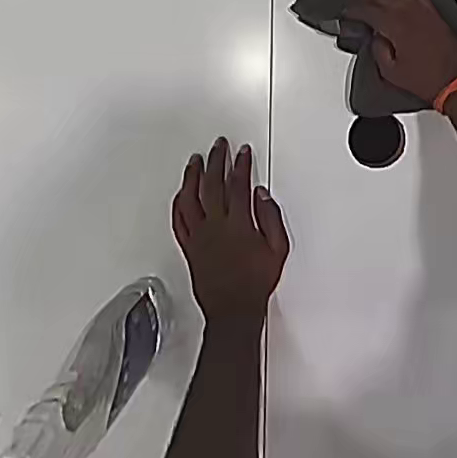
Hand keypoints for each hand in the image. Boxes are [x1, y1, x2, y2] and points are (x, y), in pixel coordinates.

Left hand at [172, 137, 289, 330]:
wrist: (234, 312)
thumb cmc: (256, 283)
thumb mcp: (278, 250)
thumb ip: (271, 219)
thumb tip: (261, 196)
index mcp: (239, 225)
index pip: (238, 185)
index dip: (241, 165)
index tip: (242, 153)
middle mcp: (216, 227)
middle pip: (213, 184)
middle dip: (217, 160)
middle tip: (219, 145)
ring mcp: (199, 236)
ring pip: (191, 198)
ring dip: (193, 175)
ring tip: (195, 160)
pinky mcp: (189, 247)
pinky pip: (179, 220)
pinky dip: (179, 203)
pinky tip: (181, 193)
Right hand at [344, 0, 456, 102]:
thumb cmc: (429, 78)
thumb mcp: (392, 71)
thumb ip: (379, 50)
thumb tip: (375, 38)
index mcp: (395, 26)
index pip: (368, 10)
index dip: (354, 9)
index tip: (346, 10)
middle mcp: (408, 13)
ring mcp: (422, 10)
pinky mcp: (433, 13)